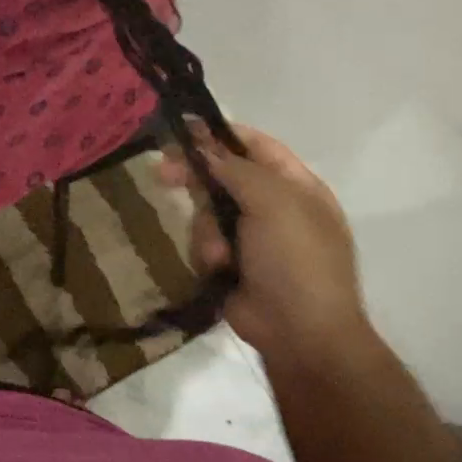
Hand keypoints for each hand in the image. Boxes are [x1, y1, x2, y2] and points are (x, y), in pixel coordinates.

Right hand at [157, 124, 368, 352]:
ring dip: (206, 231)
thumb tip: (202, 148)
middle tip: (161, 173)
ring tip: (219, 256)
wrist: (300, 332)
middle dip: (197, 179)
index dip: (219, 135)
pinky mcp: (230, 266)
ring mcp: (252, 239)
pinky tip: (218, 269)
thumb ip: (235, 168)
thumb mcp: (273, 202)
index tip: (181, 129)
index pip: (255, 146)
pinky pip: (203, 244)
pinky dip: (206, 254)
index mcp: (296, 186)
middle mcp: (274, 207)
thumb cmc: (296, 259)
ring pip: (207, 214)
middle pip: (223, 177)